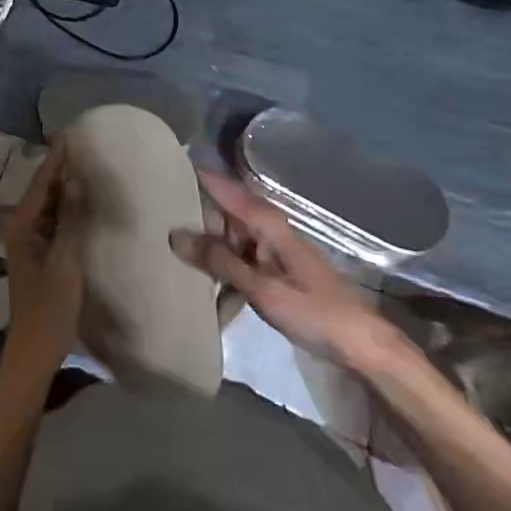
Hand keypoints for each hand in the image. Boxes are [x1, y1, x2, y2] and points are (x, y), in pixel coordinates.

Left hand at [0, 148, 87, 375]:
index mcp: (22, 225)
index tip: (73, 134)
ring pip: (52, 207)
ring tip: (94, 168)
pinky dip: (72, 211)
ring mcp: (32, 243)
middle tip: (89, 147)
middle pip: (45, 191)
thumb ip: (73, 219)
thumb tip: (80, 180)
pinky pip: (58, 223)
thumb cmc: (50, 307)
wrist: (36, 352)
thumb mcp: (66, 261)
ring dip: (69, 190)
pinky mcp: (44, 255)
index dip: (57, 158)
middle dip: (64, 170)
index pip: (42, 182)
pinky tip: (91, 205)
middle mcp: (23, 228)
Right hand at [171, 171, 414, 377]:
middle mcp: (266, 227)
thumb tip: (175, 235)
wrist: (360, 343)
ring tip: (161, 237)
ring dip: (202, 237)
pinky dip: (217, 258)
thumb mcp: (262, 289)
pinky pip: (235, 253)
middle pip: (222, 210)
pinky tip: (194, 270)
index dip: (196, 174)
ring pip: (227, 233)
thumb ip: (219, 262)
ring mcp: (269, 248)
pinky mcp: (270, 268)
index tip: (162, 167)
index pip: (224, 187)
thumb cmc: (314, 311)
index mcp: (266, 222)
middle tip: (150, 211)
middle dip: (191, 209)